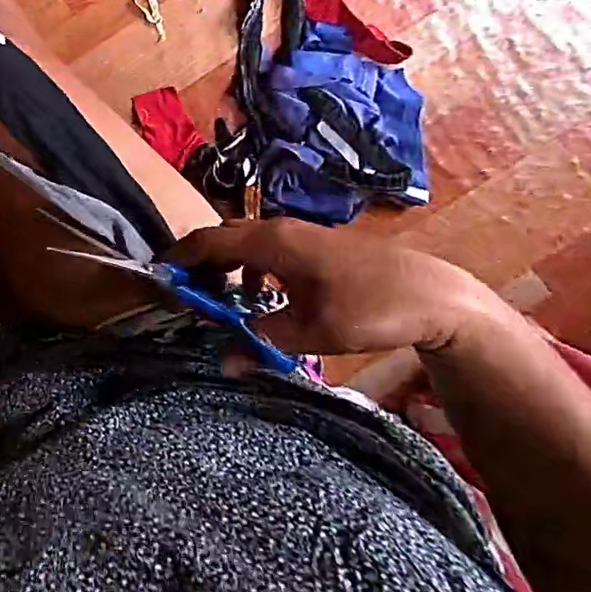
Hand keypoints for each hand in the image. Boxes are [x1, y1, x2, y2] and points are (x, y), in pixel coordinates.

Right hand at [168, 218, 514, 355]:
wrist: (431, 293)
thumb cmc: (368, 306)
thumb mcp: (311, 332)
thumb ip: (261, 340)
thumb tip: (223, 362)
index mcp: (270, 242)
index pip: (208, 241)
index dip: (180, 257)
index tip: (159, 277)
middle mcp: (278, 229)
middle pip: (223, 237)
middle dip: (201, 264)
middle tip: (190, 297)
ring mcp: (298, 233)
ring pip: (245, 243)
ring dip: (227, 268)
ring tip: (223, 302)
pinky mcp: (313, 244)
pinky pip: (266, 250)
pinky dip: (251, 270)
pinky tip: (264, 299)